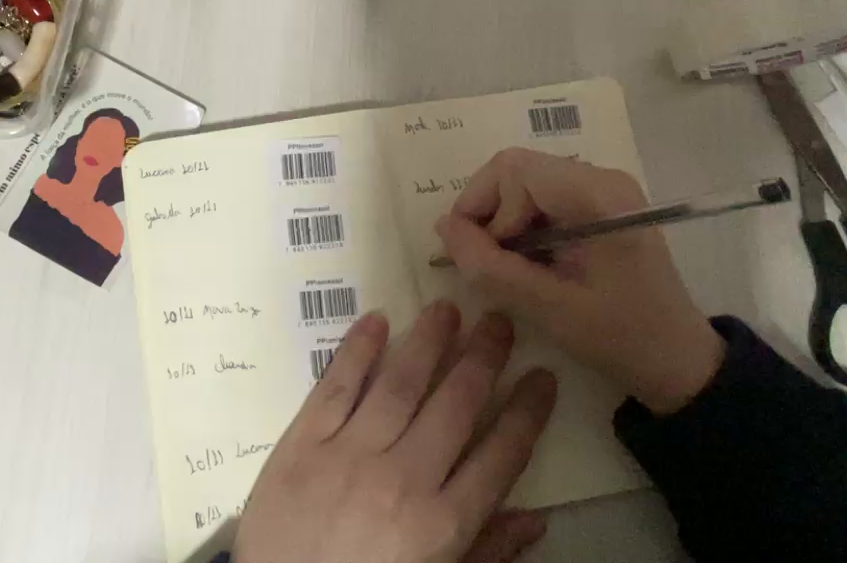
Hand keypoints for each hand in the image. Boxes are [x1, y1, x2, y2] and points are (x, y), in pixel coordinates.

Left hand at [234, 304, 556, 562]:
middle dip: (482, 360)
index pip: (499, 457)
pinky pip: (336, 386)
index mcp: (441, 524)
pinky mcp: (303, 441)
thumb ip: (486, 552)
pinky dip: (357, 350)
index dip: (526, 413)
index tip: (543, 374)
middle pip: (453, 406)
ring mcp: (349, 453)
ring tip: (447, 308)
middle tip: (499, 320)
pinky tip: (377, 319)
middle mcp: (403, 478)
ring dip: (427, 341)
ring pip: (399, 384)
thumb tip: (536, 518)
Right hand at [435, 149, 725, 415]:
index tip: (484, 256)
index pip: (514, 169)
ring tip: (509, 263)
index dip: (483, 206)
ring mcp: (601, 186)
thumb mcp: (547, 309)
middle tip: (488, 259)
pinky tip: (528, 259)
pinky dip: (520, 221)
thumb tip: (443, 227)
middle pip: (515, 168)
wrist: (679, 362)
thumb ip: (489, 267)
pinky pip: (539, 194)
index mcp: (599, 196)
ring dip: (503, 218)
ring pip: (522, 179)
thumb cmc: (620, 338)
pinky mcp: (598, 201)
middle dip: (489, 211)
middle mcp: (601, 177)